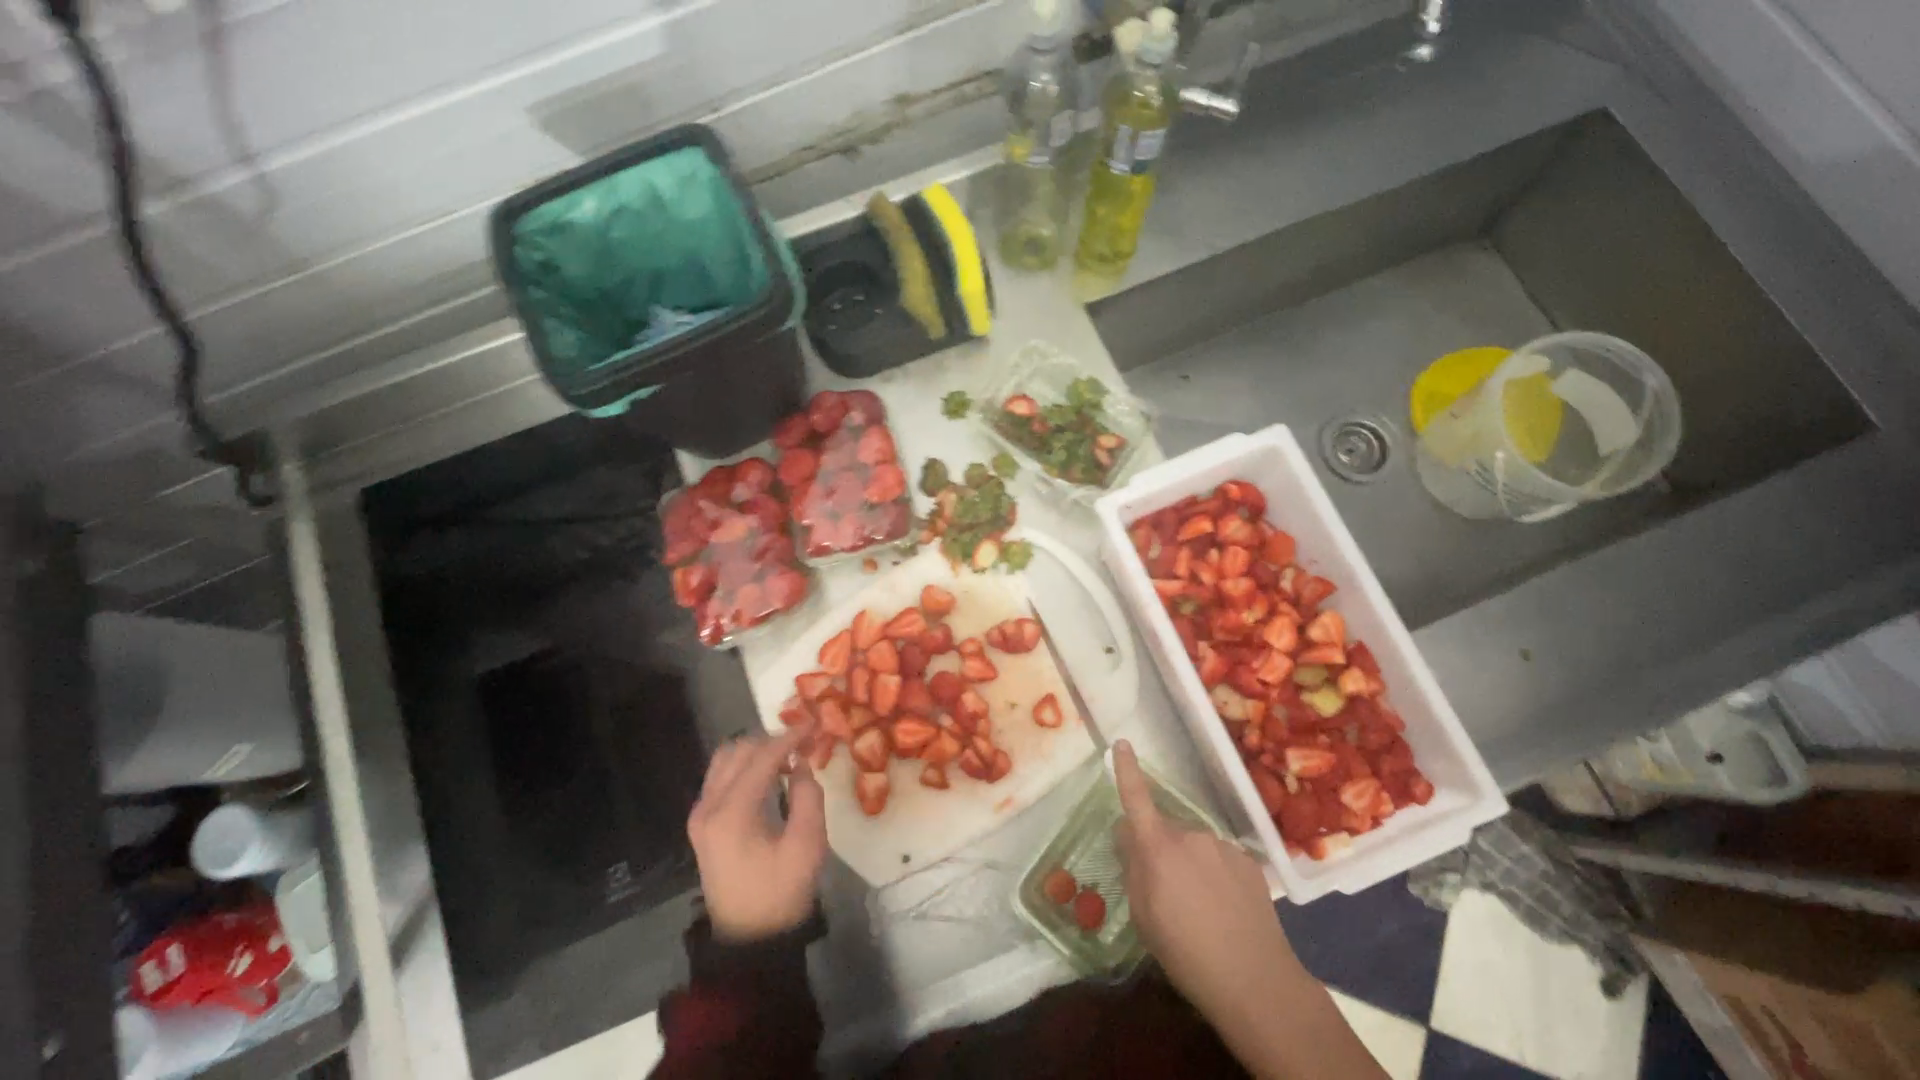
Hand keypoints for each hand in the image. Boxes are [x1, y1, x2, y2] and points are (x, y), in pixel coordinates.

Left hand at [687, 726, 827, 941]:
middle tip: (805, 743)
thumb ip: (808, 797)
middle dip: (772, 741)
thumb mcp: (808, 846)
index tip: (816, 726)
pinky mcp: (702, 823)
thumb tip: (802, 765)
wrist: (749, 939)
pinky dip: (745, 767)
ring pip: (724, 760)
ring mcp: (700, 814)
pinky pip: (721, 778)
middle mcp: (708, 806)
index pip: (762, 757)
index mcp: (732, 813)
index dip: (790, 738)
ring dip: (755, 751)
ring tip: (788, 757)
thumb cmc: (782, 894)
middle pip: (738, 751)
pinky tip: (770, 775)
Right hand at [1112, 740, 1304, 1018]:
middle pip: (1165, 832)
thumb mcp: (1142, 916)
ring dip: (1188, 866)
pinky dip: (1215, 877)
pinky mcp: (1249, 863)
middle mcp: (1191, 836)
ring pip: (1194, 847)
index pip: (1136, 799)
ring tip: (1197, 910)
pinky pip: (1220, 861)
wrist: (1254, 979)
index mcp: (1158, 848)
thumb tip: (1128, 835)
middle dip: (1159, 851)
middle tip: (1161, 895)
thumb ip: (1133, 868)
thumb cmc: (1184, 952)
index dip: (1127, 770)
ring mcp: (1224, 847)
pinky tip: (1223, 911)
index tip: (1122, 743)